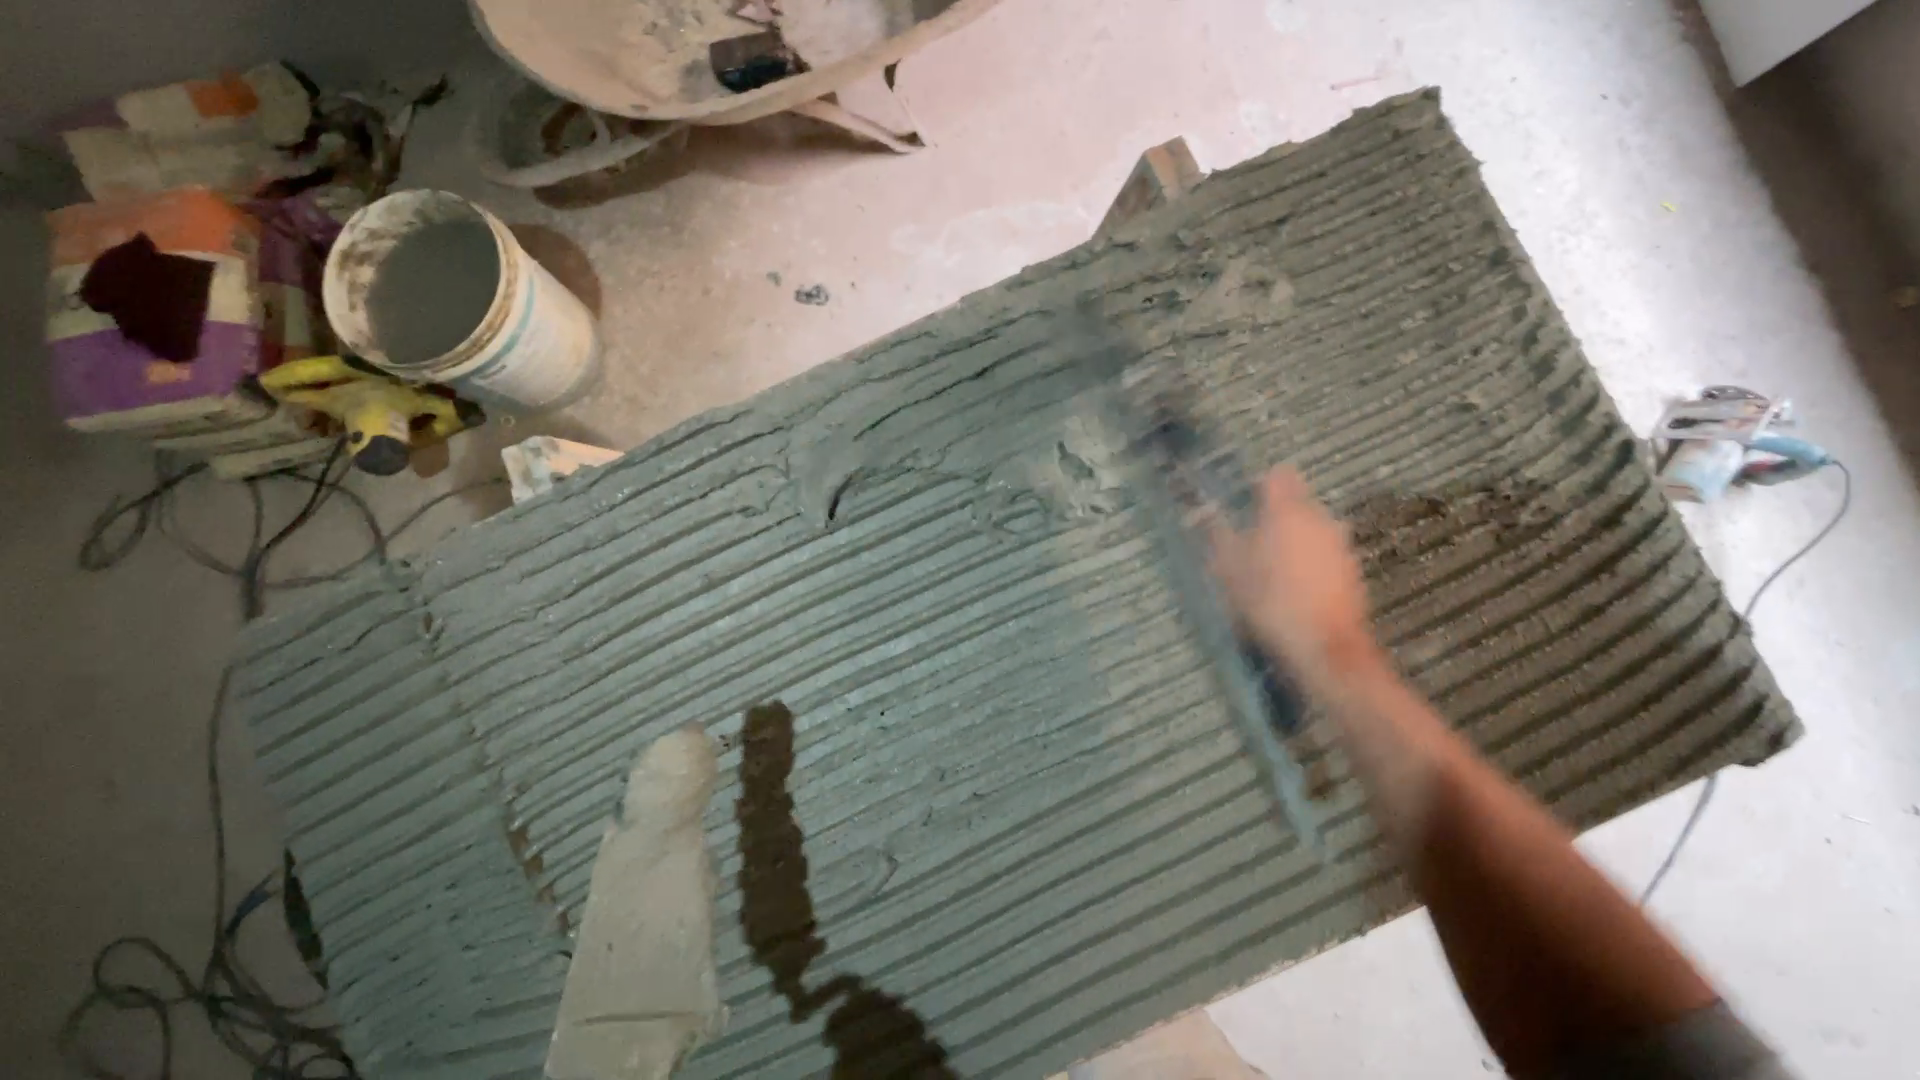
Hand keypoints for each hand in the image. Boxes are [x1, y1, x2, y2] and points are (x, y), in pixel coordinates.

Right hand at [1208, 467, 1380, 687]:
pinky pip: (1325, 551)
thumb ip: (1217, 537)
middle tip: (1250, 540)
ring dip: (1293, 538)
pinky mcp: (1352, 568)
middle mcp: (1319, 517)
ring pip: (1312, 527)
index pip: (1277, 475)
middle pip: (1297, 500)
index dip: (1258, 485)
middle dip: (1275, 515)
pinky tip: (1294, 586)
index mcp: (1286, 511)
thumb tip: (1200, 512)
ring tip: (1271, 567)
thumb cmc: (1270, 603)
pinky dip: (1310, 560)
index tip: (1242, 503)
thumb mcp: (1230, 572)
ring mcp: (1340, 543)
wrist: (1325, 646)